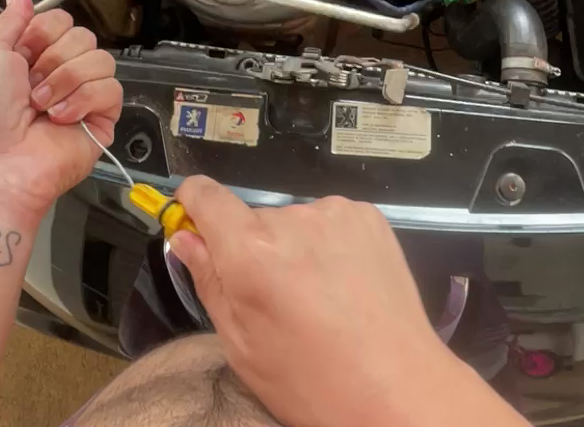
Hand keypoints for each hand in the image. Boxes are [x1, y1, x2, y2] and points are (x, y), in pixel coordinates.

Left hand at [0, 0, 121, 213]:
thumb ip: (9, 21)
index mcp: (33, 55)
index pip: (62, 20)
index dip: (43, 33)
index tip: (23, 54)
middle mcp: (61, 72)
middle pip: (84, 35)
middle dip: (55, 59)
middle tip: (31, 87)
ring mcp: (84, 95)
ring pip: (101, 59)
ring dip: (66, 81)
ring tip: (42, 107)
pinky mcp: (102, 118)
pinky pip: (111, 88)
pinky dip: (83, 100)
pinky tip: (60, 118)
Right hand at [168, 177, 523, 426]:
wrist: (398, 389)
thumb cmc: (311, 381)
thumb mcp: (241, 344)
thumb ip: (209, 280)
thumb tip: (184, 235)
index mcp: (251, 249)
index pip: (204, 194)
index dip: (193, 204)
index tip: (195, 222)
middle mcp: (292, 217)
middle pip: (254, 218)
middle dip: (255, 248)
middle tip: (278, 298)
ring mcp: (335, 212)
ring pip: (294, 221)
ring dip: (296, 245)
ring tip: (320, 296)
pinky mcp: (368, 215)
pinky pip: (330, 220)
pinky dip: (330, 243)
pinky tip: (345, 283)